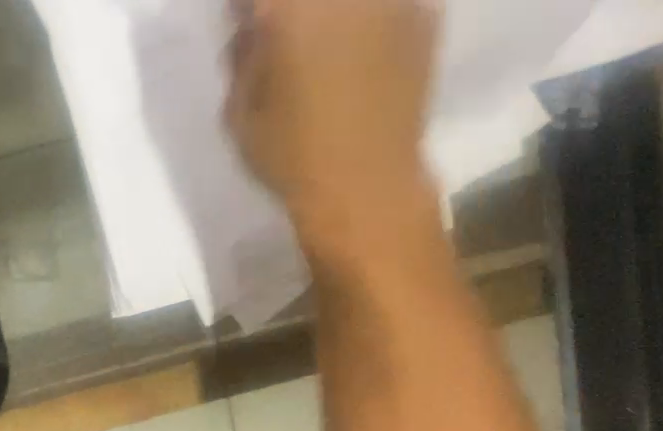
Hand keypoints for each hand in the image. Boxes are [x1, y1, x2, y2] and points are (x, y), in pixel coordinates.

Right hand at [226, 0, 440, 254]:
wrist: (365, 181)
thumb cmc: (287, 154)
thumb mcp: (238, 113)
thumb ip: (242, 58)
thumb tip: (250, 25)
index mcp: (291, 14)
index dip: (245, 6)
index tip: (238, 18)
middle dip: (283, 11)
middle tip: (269, 31)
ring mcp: (393, 0)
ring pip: (347, 4)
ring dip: (325, 15)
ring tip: (312, 49)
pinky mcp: (424, 15)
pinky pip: (386, 5)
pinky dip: (365, 19)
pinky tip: (355, 48)